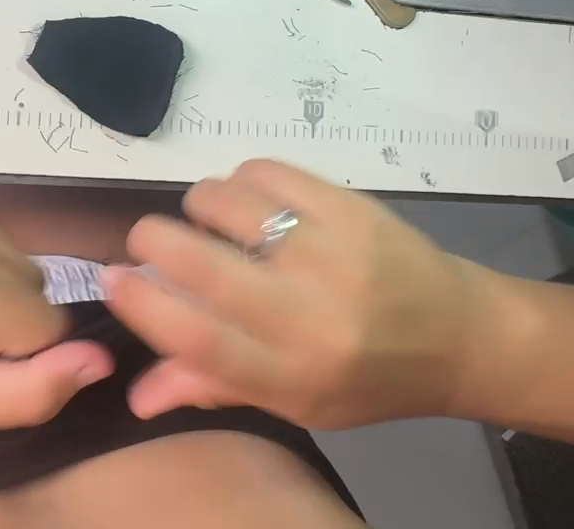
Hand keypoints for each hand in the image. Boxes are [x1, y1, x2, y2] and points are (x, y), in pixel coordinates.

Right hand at [103, 159, 497, 429]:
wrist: (461, 335)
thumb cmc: (369, 378)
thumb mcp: (296, 402)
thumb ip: (213, 386)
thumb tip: (134, 393)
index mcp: (292, 372)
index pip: (195, 337)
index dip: (140, 302)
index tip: (112, 277)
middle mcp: (308, 313)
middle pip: (199, 262)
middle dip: (151, 240)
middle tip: (147, 239)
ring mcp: (330, 251)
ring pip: (225, 202)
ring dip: (199, 204)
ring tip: (209, 218)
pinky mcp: (348, 204)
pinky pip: (264, 170)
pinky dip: (241, 178)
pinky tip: (251, 199)